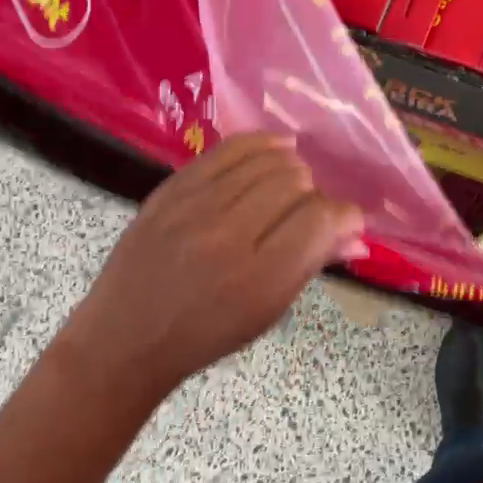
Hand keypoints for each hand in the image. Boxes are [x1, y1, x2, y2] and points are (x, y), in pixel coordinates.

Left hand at [55, 133, 362, 402]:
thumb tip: (356, 235)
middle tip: (311, 212)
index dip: (345, 216)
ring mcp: (195, 208)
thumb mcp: (268, 312)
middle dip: (316, 195)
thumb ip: (313, 264)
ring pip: (268, 161)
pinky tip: (277, 148)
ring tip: (294, 184)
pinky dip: (262, 144)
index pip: (321, 220)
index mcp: (259, 278)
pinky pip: (229, 148)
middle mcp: (228, 236)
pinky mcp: (172, 189)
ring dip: (293, 169)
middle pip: (296, 184)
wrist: (126, 338)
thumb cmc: (206, 335)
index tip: (346, 223)